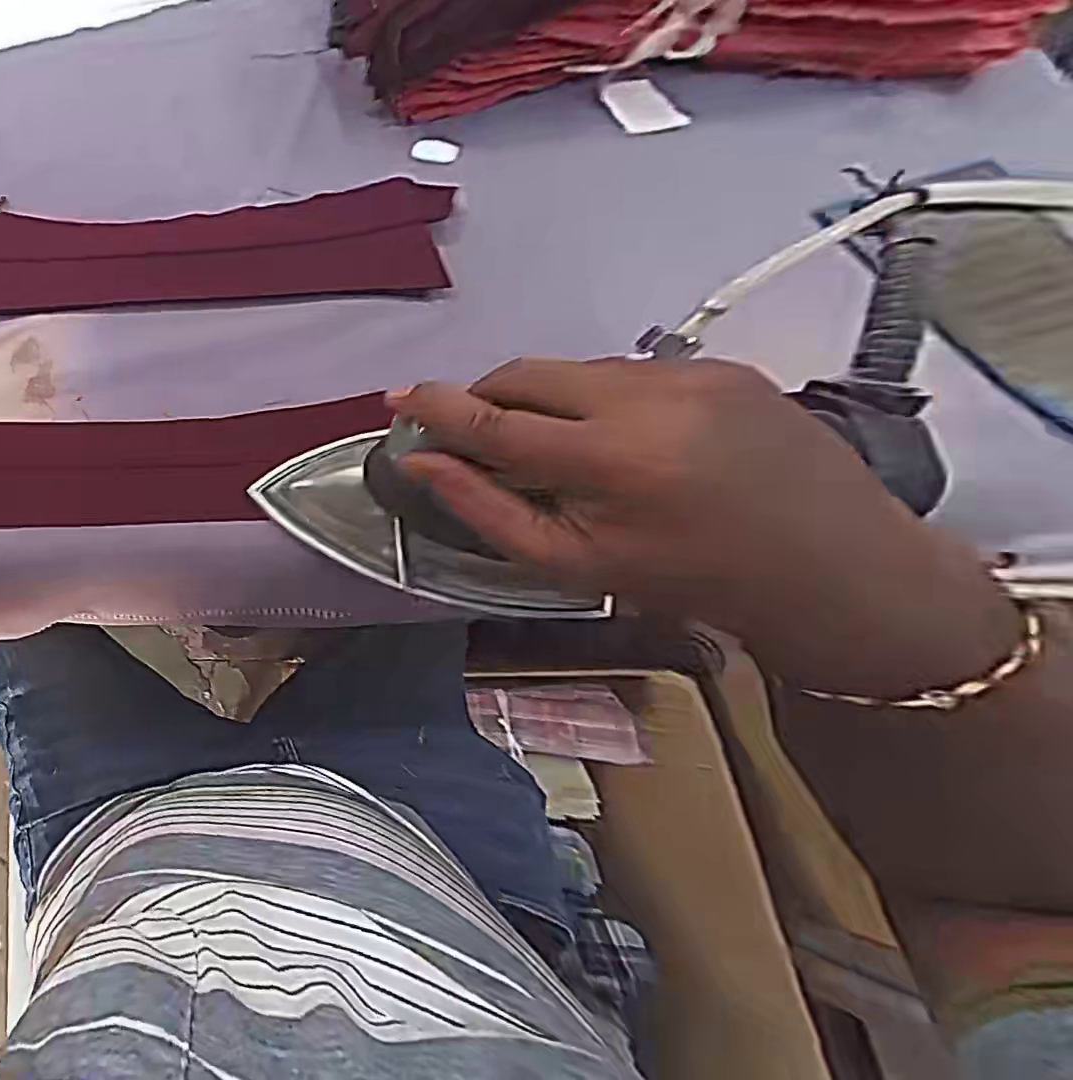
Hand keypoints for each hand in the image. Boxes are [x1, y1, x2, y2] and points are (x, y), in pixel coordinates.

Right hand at [387, 357, 1016, 695]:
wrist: (833, 568)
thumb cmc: (683, 580)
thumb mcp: (566, 561)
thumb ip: (483, 507)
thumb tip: (422, 463)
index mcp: (612, 460)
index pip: (495, 420)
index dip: (435, 407)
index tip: (395, 397)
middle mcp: (652, 399)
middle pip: (526, 374)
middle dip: (481, 397)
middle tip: (466, 434)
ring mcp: (692, 374)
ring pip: (570, 369)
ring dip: (535, 399)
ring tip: (546, 446)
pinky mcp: (720, 367)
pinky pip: (618, 370)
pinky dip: (585, 397)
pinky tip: (605, 437)